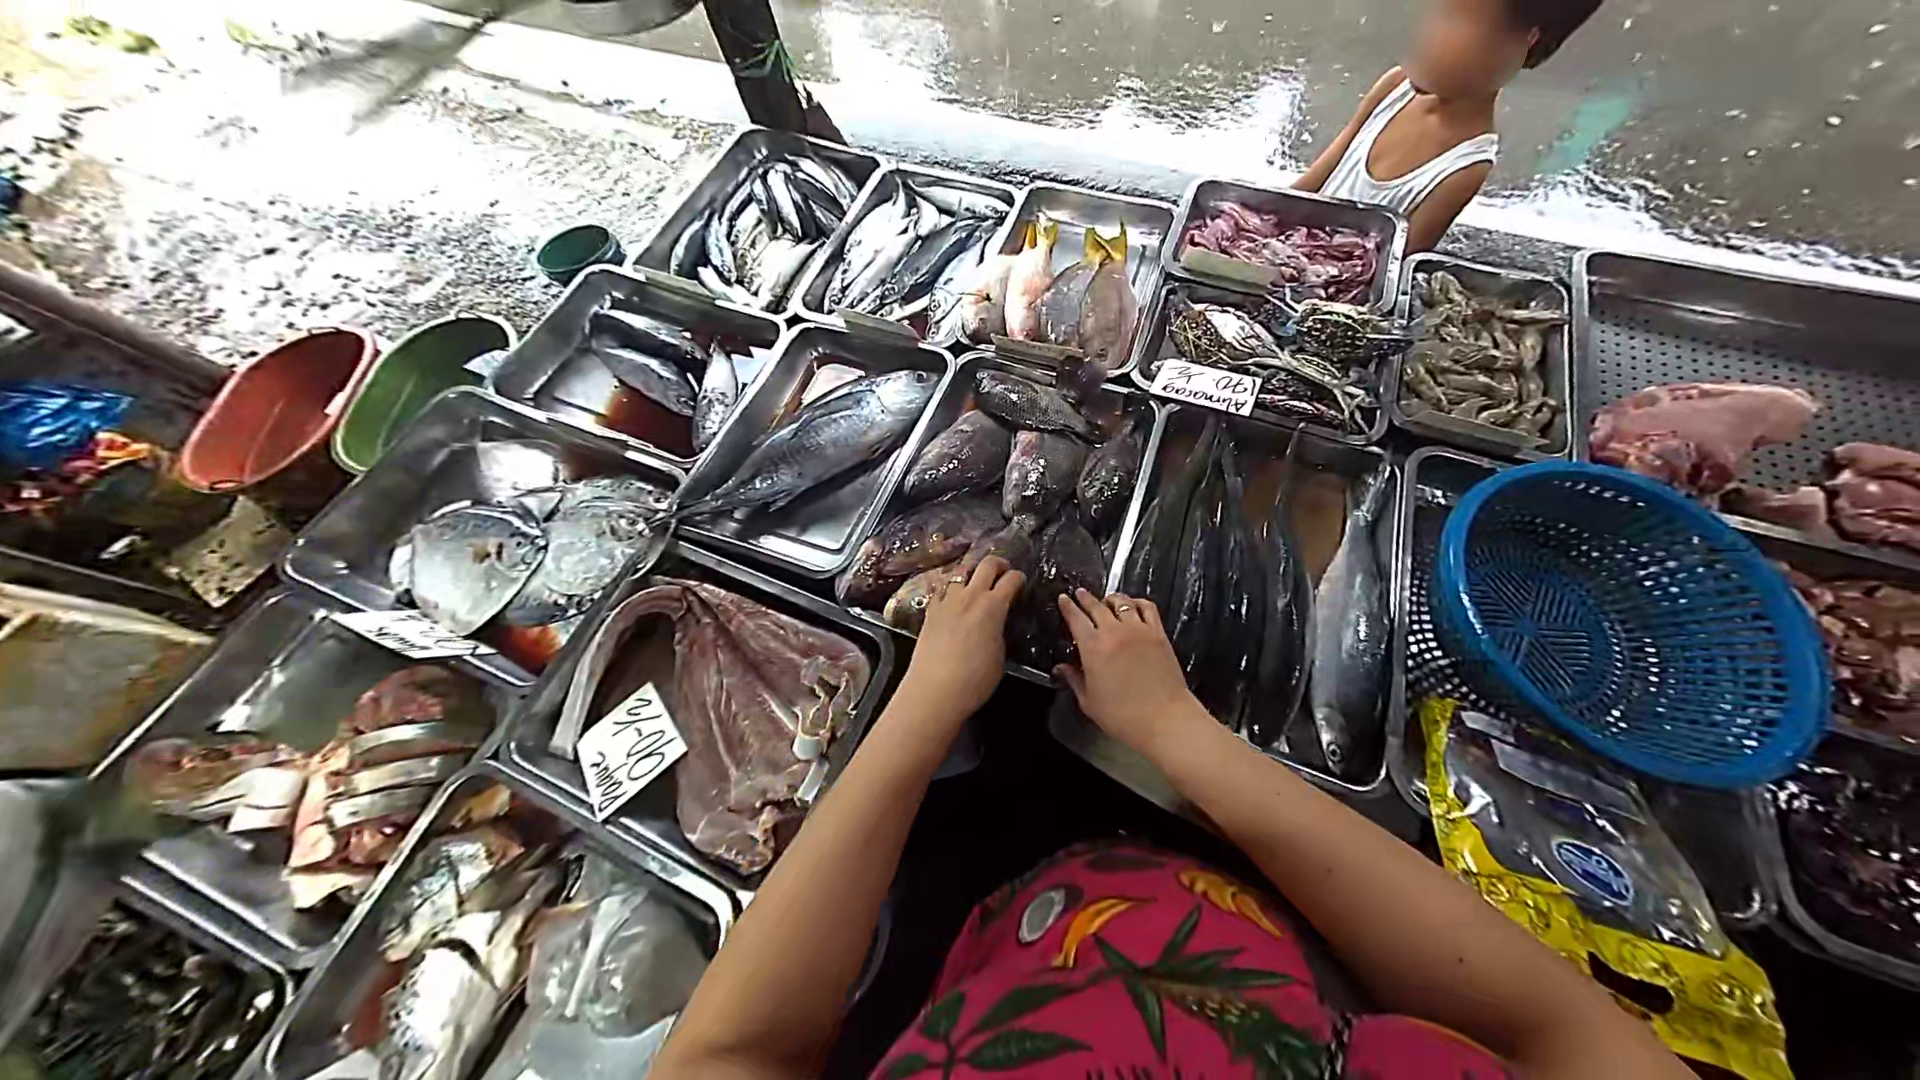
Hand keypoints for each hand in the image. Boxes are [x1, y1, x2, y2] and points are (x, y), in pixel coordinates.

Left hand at [895, 557, 1024, 729]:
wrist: (935, 690)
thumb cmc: (975, 679)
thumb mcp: (1000, 655)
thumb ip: (1000, 631)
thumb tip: (996, 624)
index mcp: (993, 606)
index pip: (1011, 580)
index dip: (1019, 578)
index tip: (1021, 582)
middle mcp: (970, 596)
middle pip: (986, 564)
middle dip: (998, 564)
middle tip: (1003, 571)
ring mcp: (947, 601)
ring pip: (961, 572)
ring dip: (972, 573)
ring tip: (976, 583)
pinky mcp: (930, 611)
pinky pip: (941, 589)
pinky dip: (950, 588)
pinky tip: (952, 598)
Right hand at [1054, 589, 1211, 753]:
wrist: (1163, 718)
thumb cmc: (1123, 715)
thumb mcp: (1089, 701)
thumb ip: (1074, 680)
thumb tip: (1062, 669)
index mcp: (1092, 647)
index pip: (1075, 618)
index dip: (1067, 606)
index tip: (1063, 599)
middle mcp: (1114, 633)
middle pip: (1096, 606)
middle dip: (1085, 598)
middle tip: (1080, 594)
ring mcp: (1138, 630)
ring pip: (1121, 602)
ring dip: (1110, 598)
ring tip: (1106, 599)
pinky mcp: (1158, 634)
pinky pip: (1147, 608)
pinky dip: (1138, 602)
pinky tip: (1134, 604)